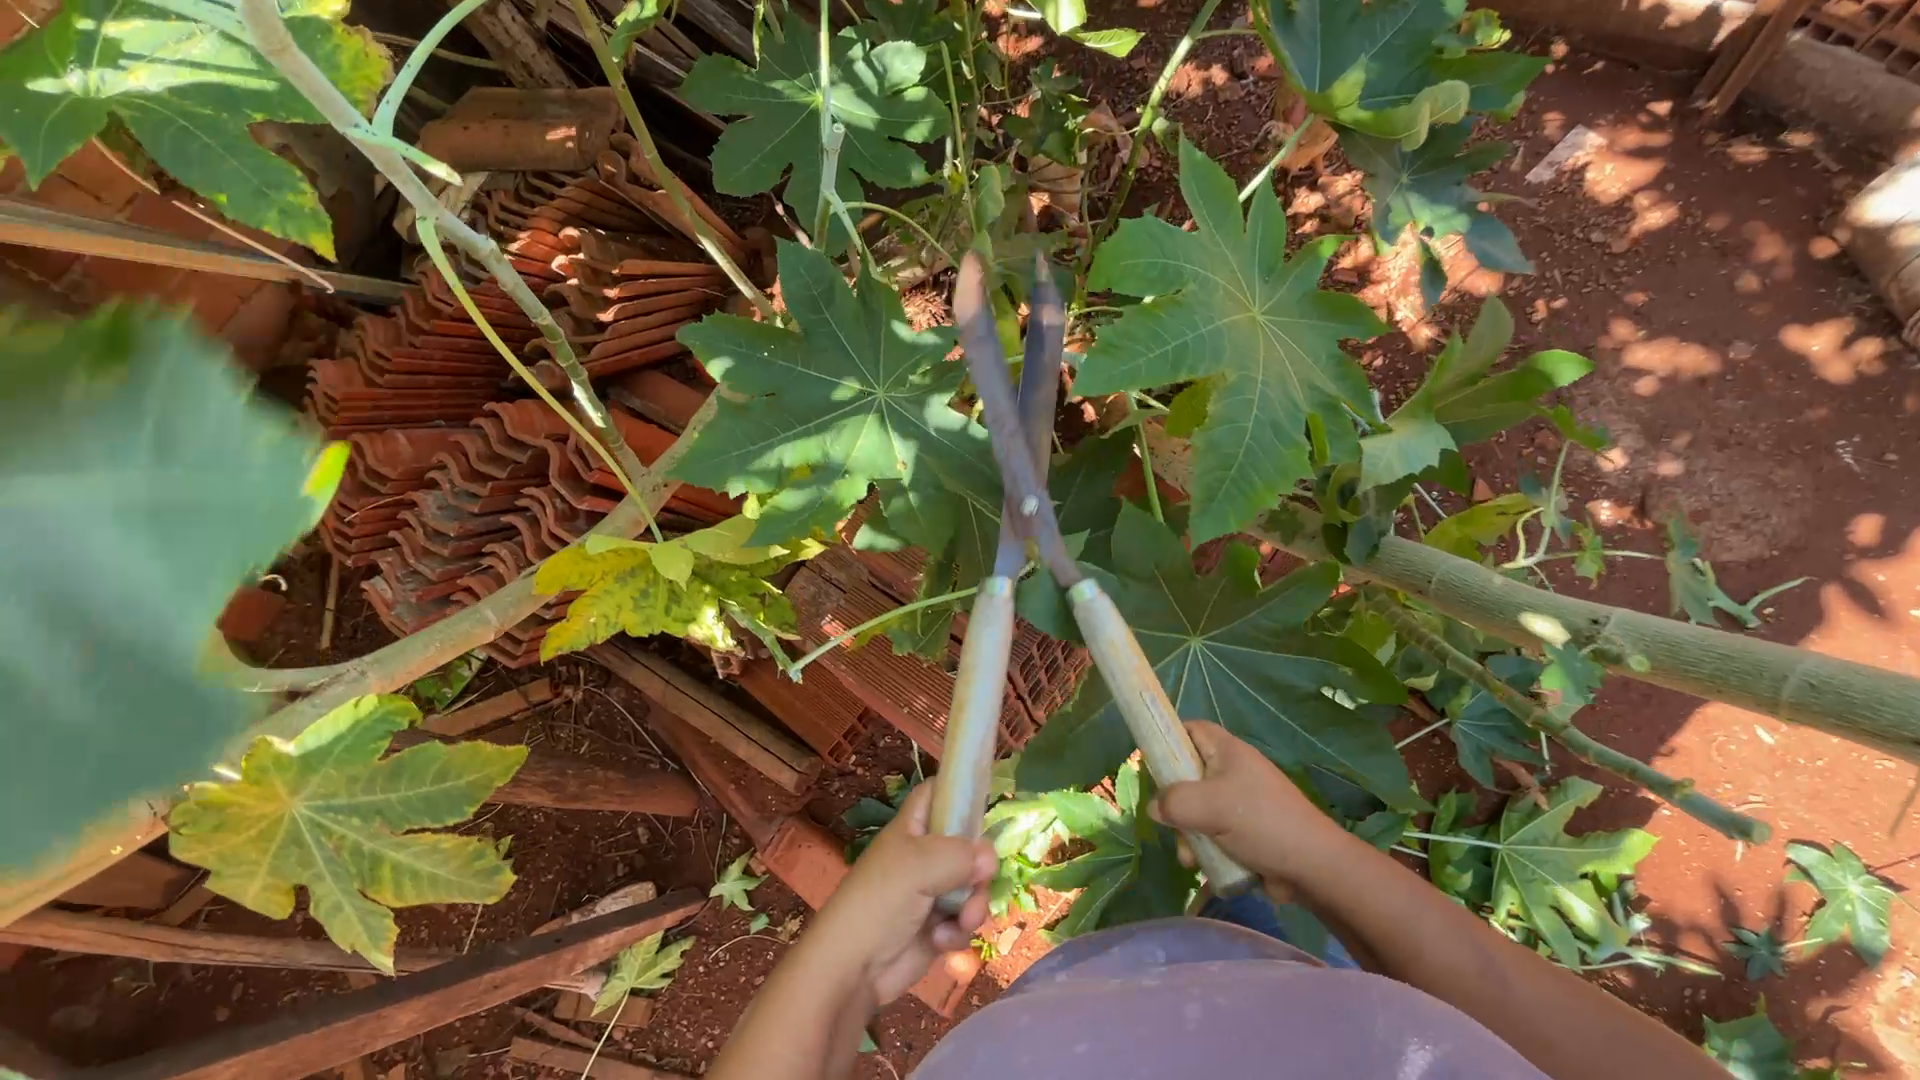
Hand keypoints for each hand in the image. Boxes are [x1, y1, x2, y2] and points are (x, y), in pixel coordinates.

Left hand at [798, 782, 996, 1003]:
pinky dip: (958, 931)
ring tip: (961, 920)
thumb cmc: (880, 902)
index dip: (958, 790)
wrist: (854, 969)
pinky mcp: (937, 926)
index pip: (937, 793)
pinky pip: (964, 919)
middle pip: (968, 845)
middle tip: (979, 880)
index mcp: (913, 829)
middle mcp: (925, 856)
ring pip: (973, 886)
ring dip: (973, 905)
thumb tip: (989, 858)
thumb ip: (960, 854)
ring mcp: (932, 892)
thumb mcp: (918, 866)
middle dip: (980, 866)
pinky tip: (942, 941)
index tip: (985, 801)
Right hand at [1148, 721, 1355, 887]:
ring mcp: (1238, 802)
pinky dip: (1203, 847)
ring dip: (1187, 832)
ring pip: (1195, 809)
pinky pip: (1211, 832)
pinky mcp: (1244, 830)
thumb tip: (1155, 807)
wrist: (1312, 868)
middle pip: (1187, 774)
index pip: (1190, 729)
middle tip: (1171, 821)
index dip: (1168, 739)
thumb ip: (1174, 801)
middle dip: (1174, 802)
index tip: (1150, 764)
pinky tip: (1204, 865)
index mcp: (1227, 752)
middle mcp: (1232, 771)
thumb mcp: (1211, 806)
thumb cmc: (1262, 823)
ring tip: (1191, 856)